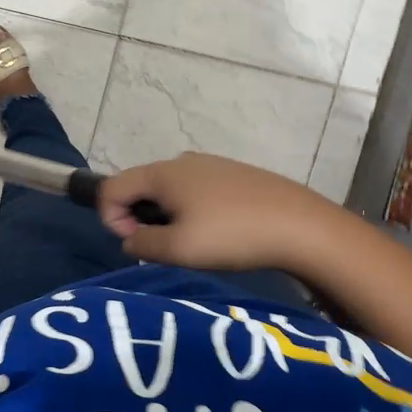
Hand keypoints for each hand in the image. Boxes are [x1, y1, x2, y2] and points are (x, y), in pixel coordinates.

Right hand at [96, 152, 350, 271]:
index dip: (112, 220)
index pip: (111, 187)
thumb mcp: (178, 248)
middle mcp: (182, 161)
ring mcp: (210, 164)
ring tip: (195, 245)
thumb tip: (130, 237)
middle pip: (140, 187)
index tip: (138, 245)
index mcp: (162, 172)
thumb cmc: (232, 235)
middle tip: (166, 250)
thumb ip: (141, 242)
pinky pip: (195, 191)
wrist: (299, 225)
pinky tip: (219, 234)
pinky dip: (192, 212)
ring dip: (167, 218)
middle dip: (140, 219)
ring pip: (169, 191)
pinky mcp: (232, 174)